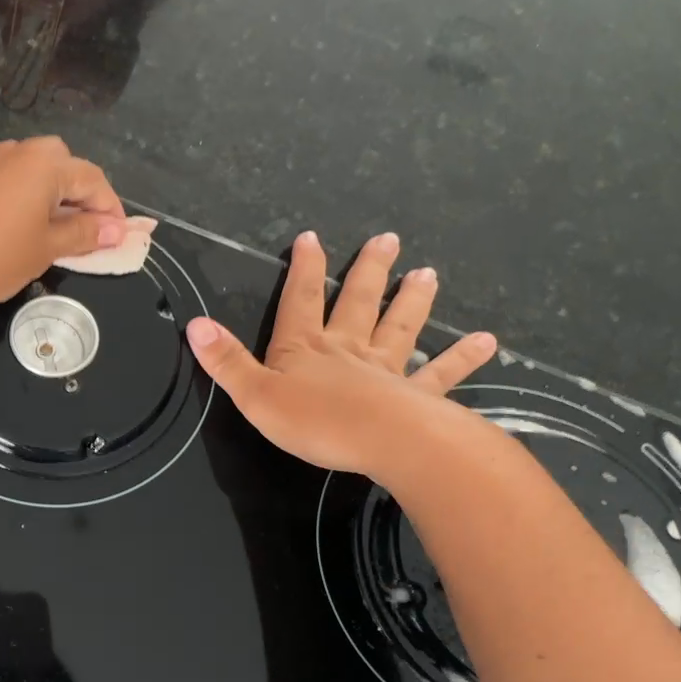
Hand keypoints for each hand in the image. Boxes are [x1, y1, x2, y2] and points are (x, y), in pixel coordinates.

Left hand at [0, 137, 152, 318]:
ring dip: (51, 198)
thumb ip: (83, 234)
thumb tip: (114, 231)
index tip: (119, 237)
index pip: (92, 180)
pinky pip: (7, 184)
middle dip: (81, 197)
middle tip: (89, 232)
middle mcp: (16, 153)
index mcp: (44, 162)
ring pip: (32, 174)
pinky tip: (22, 229)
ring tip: (57, 233)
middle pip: (62, 168)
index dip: (110, 209)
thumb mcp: (46, 248)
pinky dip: (23, 201)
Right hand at [185, 230, 498, 478]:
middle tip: (387, 240)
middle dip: (368, 271)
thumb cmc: (315, 421)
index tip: (311, 238)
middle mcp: (347, 350)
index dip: (303, 270)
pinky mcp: (418, 397)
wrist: (388, 444)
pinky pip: (442, 374)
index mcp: (304, 349)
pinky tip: (485, 343)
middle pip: (356, 303)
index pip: (299, 301)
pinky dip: (462, 357)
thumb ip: (226, 361)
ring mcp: (387, 370)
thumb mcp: (253, 394)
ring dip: (412, 300)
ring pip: (399, 328)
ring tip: (428, 274)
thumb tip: (195, 323)